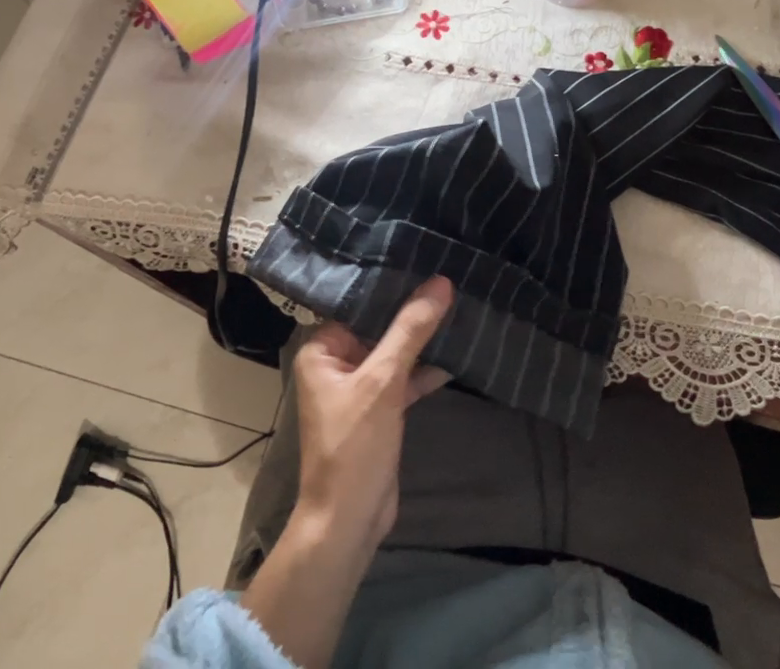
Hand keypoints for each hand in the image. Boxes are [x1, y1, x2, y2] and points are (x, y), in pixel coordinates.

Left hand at [292, 275, 454, 548]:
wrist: (349, 519)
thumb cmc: (354, 445)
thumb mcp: (383, 382)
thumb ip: (410, 331)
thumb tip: (440, 283)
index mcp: (320, 350)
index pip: (358, 306)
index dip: (391, 286)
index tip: (425, 260)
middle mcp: (334, 364)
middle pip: (377, 328)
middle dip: (411, 313)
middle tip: (450, 280)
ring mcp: (356, 390)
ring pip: (392, 355)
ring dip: (421, 341)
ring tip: (459, 309)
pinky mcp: (377, 412)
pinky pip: (401, 380)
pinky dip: (423, 372)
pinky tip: (456, 355)